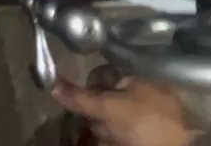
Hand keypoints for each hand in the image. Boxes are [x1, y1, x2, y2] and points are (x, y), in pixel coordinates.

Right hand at [52, 69, 195, 145]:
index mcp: (138, 72)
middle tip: (102, 126)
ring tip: (113, 138)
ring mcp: (156, 110)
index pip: (102, 71)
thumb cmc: (146, 124)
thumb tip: (50, 84)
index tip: (87, 104)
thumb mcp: (108, 108)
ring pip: (119, 114)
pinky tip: (121, 142)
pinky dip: (122, 136)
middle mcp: (147, 86)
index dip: (91, 87)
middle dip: (100, 112)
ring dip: (109, 127)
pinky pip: (131, 129)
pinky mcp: (160, 131)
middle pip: (108, 94)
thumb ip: (78, 96)